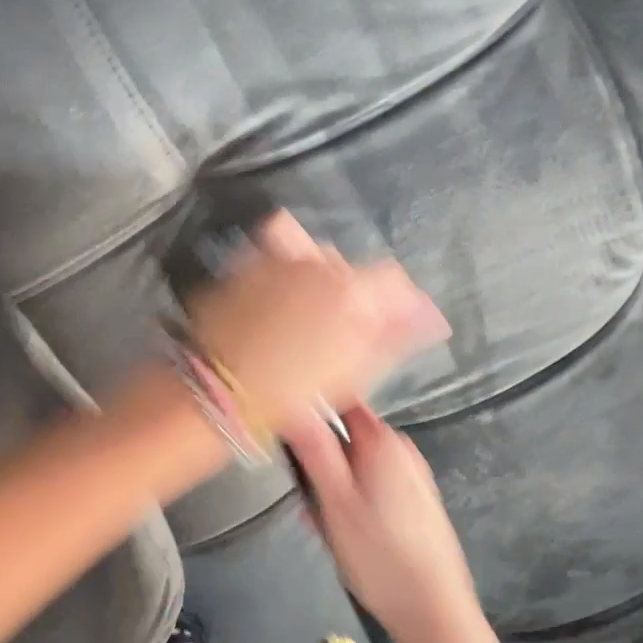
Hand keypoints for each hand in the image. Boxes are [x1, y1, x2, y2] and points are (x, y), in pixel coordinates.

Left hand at [182, 212, 448, 431]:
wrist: (214, 387)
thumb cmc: (287, 393)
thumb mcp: (351, 372)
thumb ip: (393, 336)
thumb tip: (428, 317)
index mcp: (352, 292)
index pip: (394, 279)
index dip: (400, 301)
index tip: (397, 323)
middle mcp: (318, 264)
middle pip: (351, 268)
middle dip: (355, 292)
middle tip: (343, 331)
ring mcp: (279, 258)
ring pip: (314, 256)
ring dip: (320, 278)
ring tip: (307, 315)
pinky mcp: (246, 262)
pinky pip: (277, 249)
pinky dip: (287, 265)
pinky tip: (279, 294)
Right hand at [282, 405, 484, 642]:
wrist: (437, 615)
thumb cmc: (380, 557)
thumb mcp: (335, 503)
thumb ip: (313, 449)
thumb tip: (293, 402)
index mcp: (382, 440)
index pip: (338, 400)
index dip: (310, 413)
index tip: (289, 439)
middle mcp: (402, 448)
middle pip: (347, 437)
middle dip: (322, 464)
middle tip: (308, 501)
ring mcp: (413, 476)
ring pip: (358, 466)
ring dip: (335, 488)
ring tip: (326, 527)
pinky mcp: (418, 503)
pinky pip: (375, 487)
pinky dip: (356, 503)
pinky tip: (349, 537)